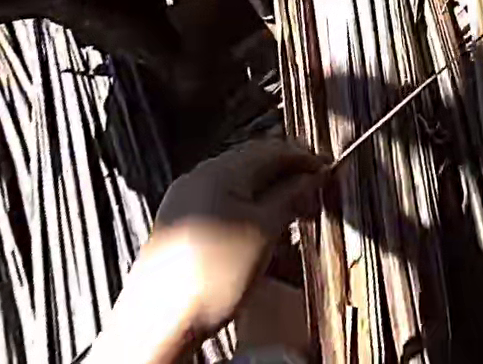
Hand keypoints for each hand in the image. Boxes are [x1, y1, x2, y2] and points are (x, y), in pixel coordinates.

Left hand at [90, 139, 325, 361]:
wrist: (154, 334)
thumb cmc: (209, 279)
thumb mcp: (266, 230)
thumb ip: (293, 194)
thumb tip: (314, 176)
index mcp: (217, 171)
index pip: (275, 149)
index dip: (306, 159)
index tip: (328, 170)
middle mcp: (198, 179)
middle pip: (257, 164)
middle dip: (289, 177)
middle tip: (315, 193)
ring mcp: (184, 203)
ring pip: (242, 186)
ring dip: (272, 196)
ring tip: (295, 216)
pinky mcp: (179, 228)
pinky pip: (224, 205)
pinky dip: (250, 211)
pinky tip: (265, 231)